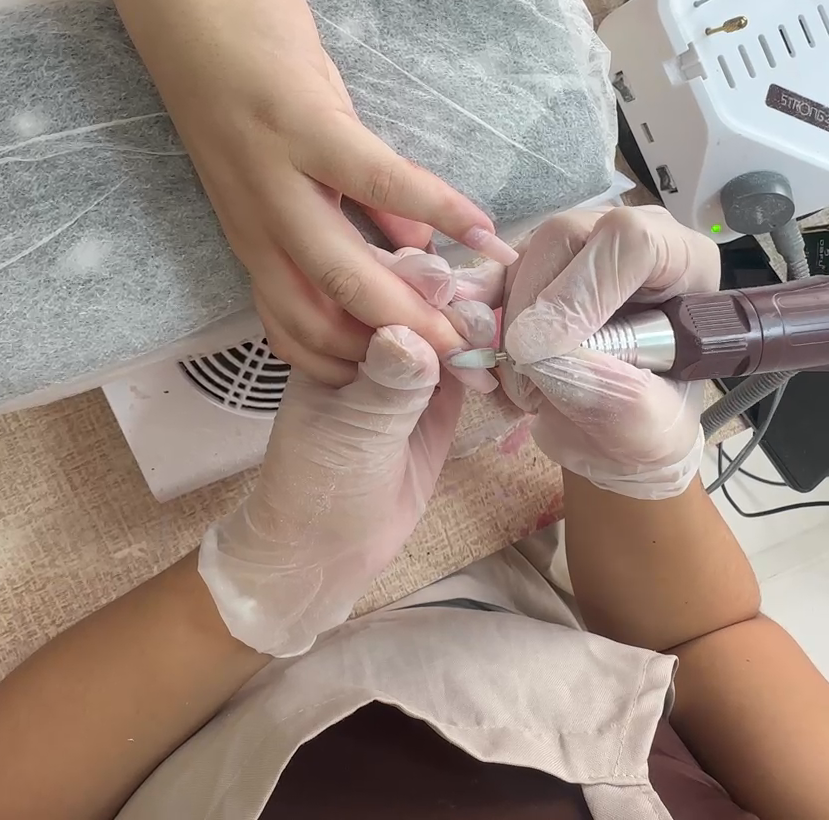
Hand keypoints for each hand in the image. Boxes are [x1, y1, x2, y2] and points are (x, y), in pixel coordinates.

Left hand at [129, 0, 515, 384]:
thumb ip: (354, 212)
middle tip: (453, 371)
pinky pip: (378, 178)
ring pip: (343, 269)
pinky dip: (435, 206)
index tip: (407, 381)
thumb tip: (415, 247)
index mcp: (255, 240)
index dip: (352, 364)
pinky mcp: (301, 125)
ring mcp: (274, 179)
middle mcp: (257, 226)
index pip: (296, 330)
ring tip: (467, 328)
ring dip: (409, 308)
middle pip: (324, 317)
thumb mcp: (295, 166)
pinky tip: (479, 227)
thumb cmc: (242, 85)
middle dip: (391, 356)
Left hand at [197, 249, 500, 656]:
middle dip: (451, 300)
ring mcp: (407, 368)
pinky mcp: (437, 399)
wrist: (328, 549)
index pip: (374, 285)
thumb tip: (414, 332)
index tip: (445, 288)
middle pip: (418, 300)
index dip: (411, 280)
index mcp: (331, 332)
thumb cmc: (320, 482)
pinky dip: (487, 358)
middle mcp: (371, 340)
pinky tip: (508, 352)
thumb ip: (386, 384)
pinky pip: (467, 367)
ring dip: (475, 326)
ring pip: (447, 330)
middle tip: (482, 312)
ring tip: (498, 332)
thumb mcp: (351, 429)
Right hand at [498, 206, 721, 499]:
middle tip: (529, 377)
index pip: (632, 241)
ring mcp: (574, 244)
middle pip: (563, 236)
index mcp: (684, 264)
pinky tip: (488, 360)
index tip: (543, 351)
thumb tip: (532, 348)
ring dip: (503, 323)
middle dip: (531, 309)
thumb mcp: (642, 426)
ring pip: (518, 255)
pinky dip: (476, 317)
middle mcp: (628, 238)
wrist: (611, 438)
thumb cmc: (645, 428)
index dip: (582, 288)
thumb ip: (602, 387)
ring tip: (527, 387)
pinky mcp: (529, 262)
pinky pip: (487, 273)